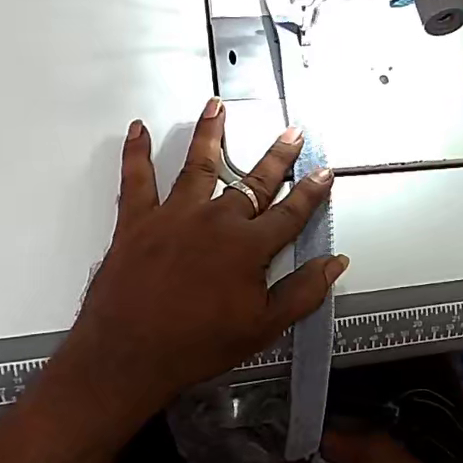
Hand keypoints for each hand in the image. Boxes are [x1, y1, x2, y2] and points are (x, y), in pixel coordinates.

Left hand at [58, 97, 346, 417]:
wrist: (130, 354)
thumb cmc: (192, 345)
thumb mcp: (261, 327)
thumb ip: (302, 293)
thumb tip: (332, 266)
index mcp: (247, 248)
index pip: (290, 212)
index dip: (311, 192)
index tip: (322, 173)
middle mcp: (213, 222)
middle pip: (253, 181)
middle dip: (276, 156)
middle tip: (290, 134)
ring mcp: (174, 216)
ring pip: (199, 165)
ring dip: (210, 133)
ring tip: (216, 108)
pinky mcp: (137, 221)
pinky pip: (136, 178)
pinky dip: (135, 152)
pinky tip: (138, 131)